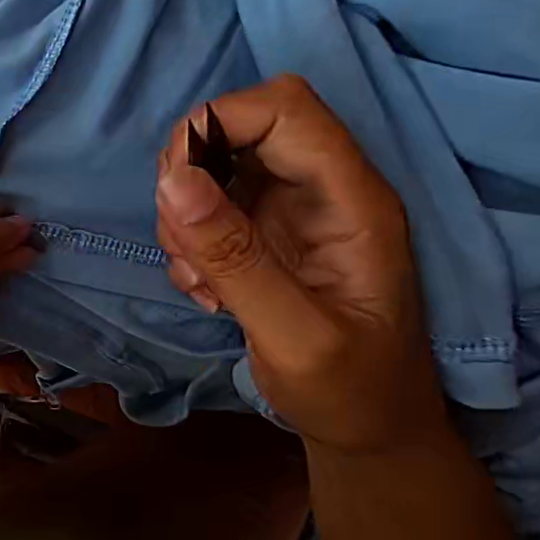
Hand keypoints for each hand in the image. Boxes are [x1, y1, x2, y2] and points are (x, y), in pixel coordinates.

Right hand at [155, 74, 448, 453]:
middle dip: (190, 171)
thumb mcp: (293, 336)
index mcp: (351, 199)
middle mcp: (320, 191)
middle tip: (184, 237)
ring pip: (213, 166)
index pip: (283, 108)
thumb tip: (172, 180)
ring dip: (183, 215)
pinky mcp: (261, 234)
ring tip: (202, 279)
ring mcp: (288, 211)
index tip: (176, 186)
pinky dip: (186, 239)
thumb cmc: (350, 390)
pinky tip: (206, 289)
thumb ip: (234, 256)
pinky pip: (204, 206)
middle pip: (239, 126)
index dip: (217, 124)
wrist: (367, 430)